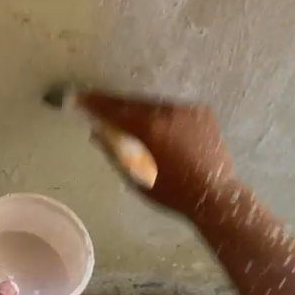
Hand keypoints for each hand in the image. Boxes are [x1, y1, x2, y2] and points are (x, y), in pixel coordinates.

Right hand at [76, 89, 239, 218]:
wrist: (215, 195)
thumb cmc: (173, 192)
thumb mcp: (137, 178)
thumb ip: (115, 152)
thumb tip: (97, 133)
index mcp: (149, 128)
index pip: (114, 110)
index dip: (94, 104)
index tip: (79, 99)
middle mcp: (168, 111)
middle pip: (133, 101)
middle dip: (113, 102)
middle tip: (96, 101)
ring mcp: (187, 109)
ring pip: (153, 102)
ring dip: (136, 105)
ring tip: (123, 109)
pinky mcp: (202, 111)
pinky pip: (173, 106)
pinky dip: (159, 110)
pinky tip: (152, 116)